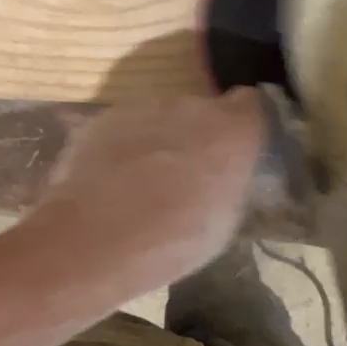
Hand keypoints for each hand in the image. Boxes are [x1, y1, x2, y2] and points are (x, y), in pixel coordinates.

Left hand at [25, 88, 267, 288]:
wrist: (97, 239)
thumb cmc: (174, 240)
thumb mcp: (224, 220)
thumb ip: (229, 181)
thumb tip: (224, 174)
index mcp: (232, 130)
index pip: (249, 105)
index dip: (240, 126)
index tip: (233, 150)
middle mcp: (190, 107)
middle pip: (199, 113)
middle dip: (195, 138)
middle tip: (184, 176)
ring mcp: (142, 108)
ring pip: (159, 119)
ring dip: (157, 141)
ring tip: (142, 183)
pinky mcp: (102, 119)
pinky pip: (123, 129)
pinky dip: (123, 148)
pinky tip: (112, 182)